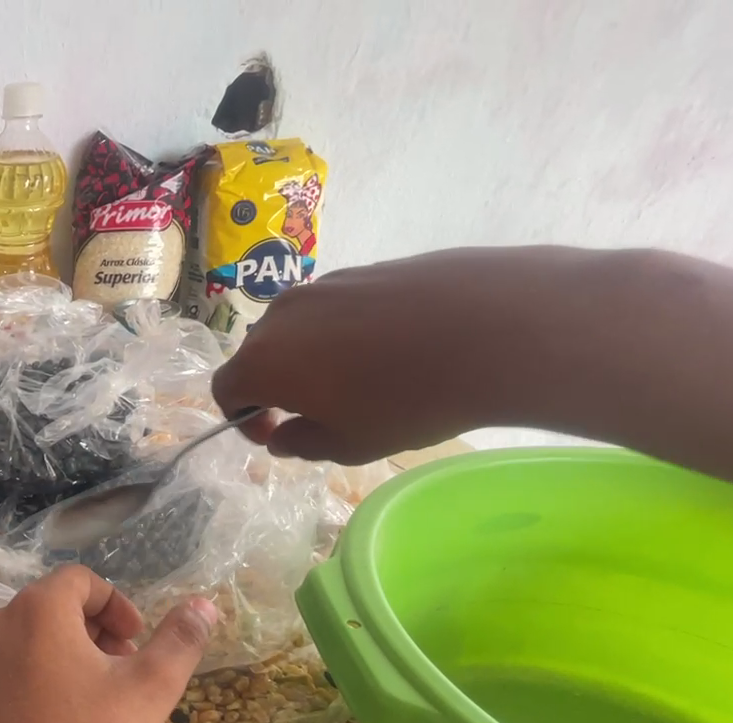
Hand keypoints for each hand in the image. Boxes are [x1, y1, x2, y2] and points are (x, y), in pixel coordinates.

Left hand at [0, 567, 216, 722]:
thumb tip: (203, 605)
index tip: (135, 641)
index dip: (116, 604)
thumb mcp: (148, 690)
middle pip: (50, 608)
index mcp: (36, 611)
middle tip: (120, 671)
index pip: (79, 580)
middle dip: (91, 630)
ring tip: (89, 700)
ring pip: (24, 642)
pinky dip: (29, 682)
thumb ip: (180, 640)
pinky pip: (1, 674)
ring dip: (61, 656)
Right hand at [212, 246, 625, 462]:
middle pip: (259, 354)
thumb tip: (285, 435)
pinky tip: (396, 351)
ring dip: (311, 358)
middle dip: (275, 386)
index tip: (275, 435)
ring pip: (300, 328)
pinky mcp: (372, 268)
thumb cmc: (411, 400)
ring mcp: (328, 284)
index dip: (241, 418)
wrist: (506, 327)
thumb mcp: (350, 444)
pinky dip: (348, 333)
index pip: (225, 389)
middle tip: (316, 413)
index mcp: (264, 360)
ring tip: (360, 381)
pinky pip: (340, 308)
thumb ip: (303, 443)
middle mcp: (283, 315)